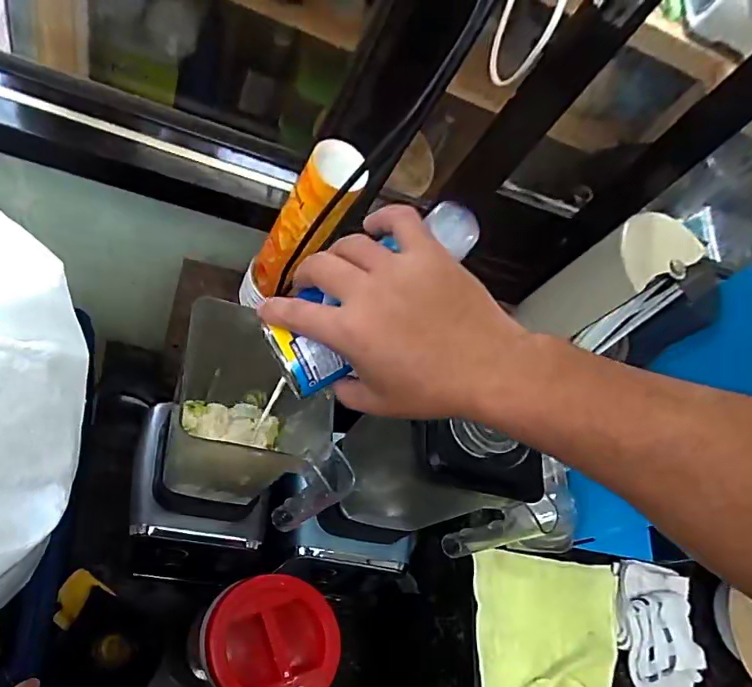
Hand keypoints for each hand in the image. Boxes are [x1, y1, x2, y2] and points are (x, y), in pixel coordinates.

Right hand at [257, 204, 534, 420]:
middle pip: (319, 267)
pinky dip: (383, 219)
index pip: (297, 314)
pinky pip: (400, 220)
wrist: (486, 368)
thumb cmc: (431, 391)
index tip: (265, 309)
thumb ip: (346, 390)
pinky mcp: (427, 253)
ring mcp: (397, 267)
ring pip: (351, 244)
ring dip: (337, 253)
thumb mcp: (378, 403)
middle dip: (304, 275)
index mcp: (349, 331)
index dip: (274, 310)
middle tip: (307, 286)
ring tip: (339, 264)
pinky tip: (375, 228)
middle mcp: (365, 292)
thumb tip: (336, 380)